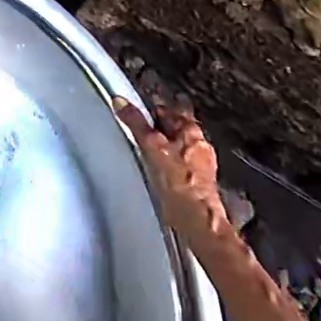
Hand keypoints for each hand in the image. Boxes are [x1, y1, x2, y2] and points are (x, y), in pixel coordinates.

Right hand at [113, 98, 233, 256]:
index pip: (172, 109)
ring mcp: (199, 165)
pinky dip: (168, 159)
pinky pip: (179, 163)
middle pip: (178, 127)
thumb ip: (136, 123)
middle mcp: (198, 147)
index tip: (143, 102)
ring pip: (179, 145)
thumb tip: (121, 102)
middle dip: (163, 123)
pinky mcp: (194, 182)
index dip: (157, 104)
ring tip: (149, 141)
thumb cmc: (180, 183)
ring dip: (165, 141)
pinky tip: (159, 166)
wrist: (196, 219)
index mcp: (191, 132)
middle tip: (146, 118)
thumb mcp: (151, 146)